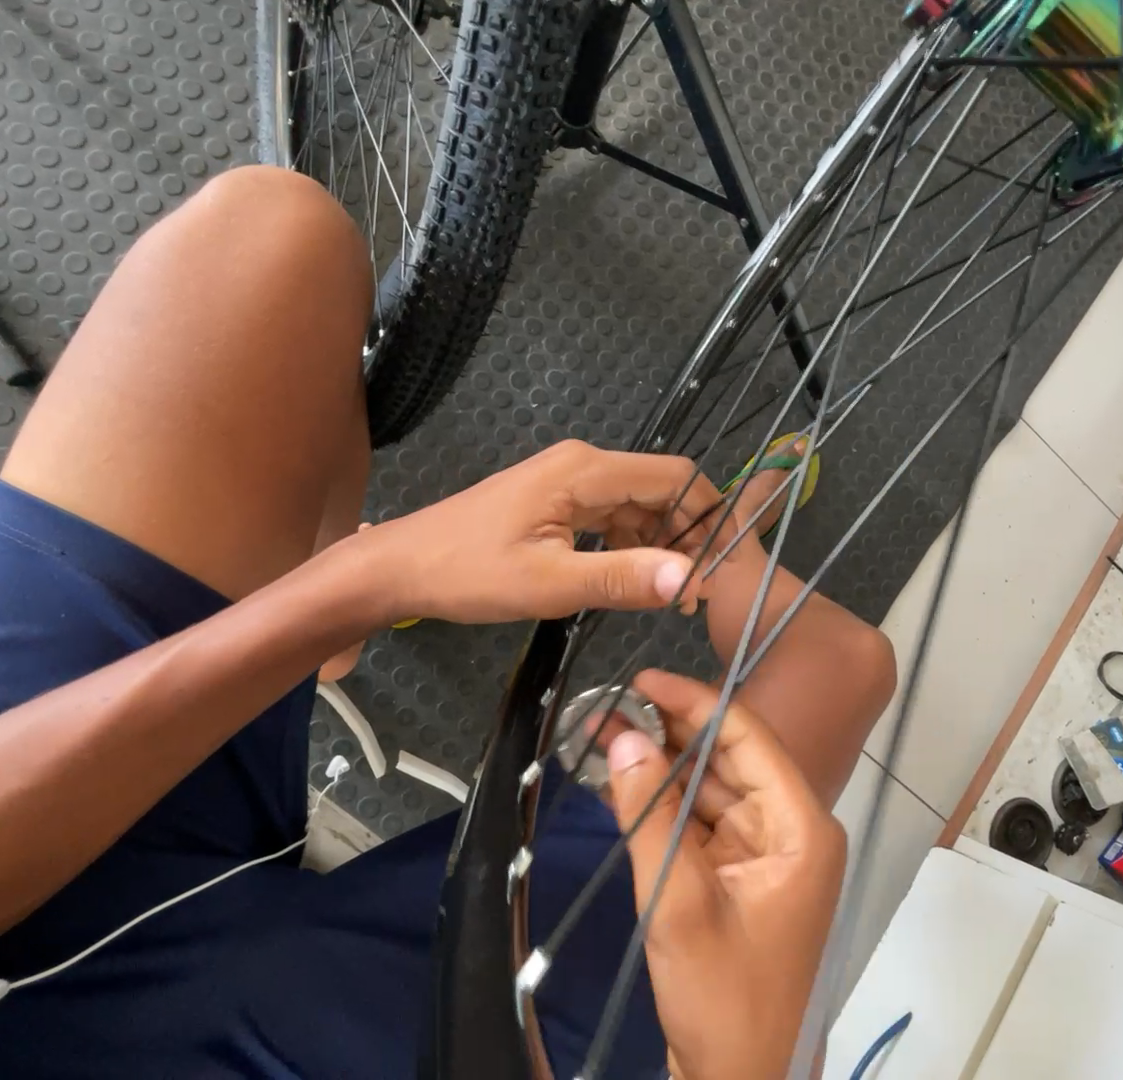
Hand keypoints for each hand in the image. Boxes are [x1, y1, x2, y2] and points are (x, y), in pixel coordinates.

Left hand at [352, 440, 717, 623]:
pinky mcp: (556, 500)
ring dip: (661, 544)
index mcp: (586, 471)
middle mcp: (584, 465)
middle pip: (661, 489)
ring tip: (671, 595)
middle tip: (695, 593)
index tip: (720, 567)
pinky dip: (631, 544)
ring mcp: (568, 481)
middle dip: (687, 536)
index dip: (708, 518)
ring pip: (638, 504)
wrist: (402, 566)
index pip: (676, 477)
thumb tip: (691, 579)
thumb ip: (622, 577)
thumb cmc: (470, 573)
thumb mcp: (549, 583)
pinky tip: (633, 577)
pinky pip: (612, 515)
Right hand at [608, 671, 845, 1079]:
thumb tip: (621, 738)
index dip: (695, 702)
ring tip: (602, 734)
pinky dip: (661, 802)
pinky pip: (698, 819)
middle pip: (726, 757)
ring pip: (707, 785)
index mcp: (799, 825)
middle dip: (668, 731)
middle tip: (610, 706)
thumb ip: (648, 816)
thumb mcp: (678, 903)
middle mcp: (787, 824)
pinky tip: (619, 778)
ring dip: (658, 764)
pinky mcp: (736, 869)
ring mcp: (762, 848)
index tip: (643, 679)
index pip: (748, 738)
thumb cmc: (723, 998)